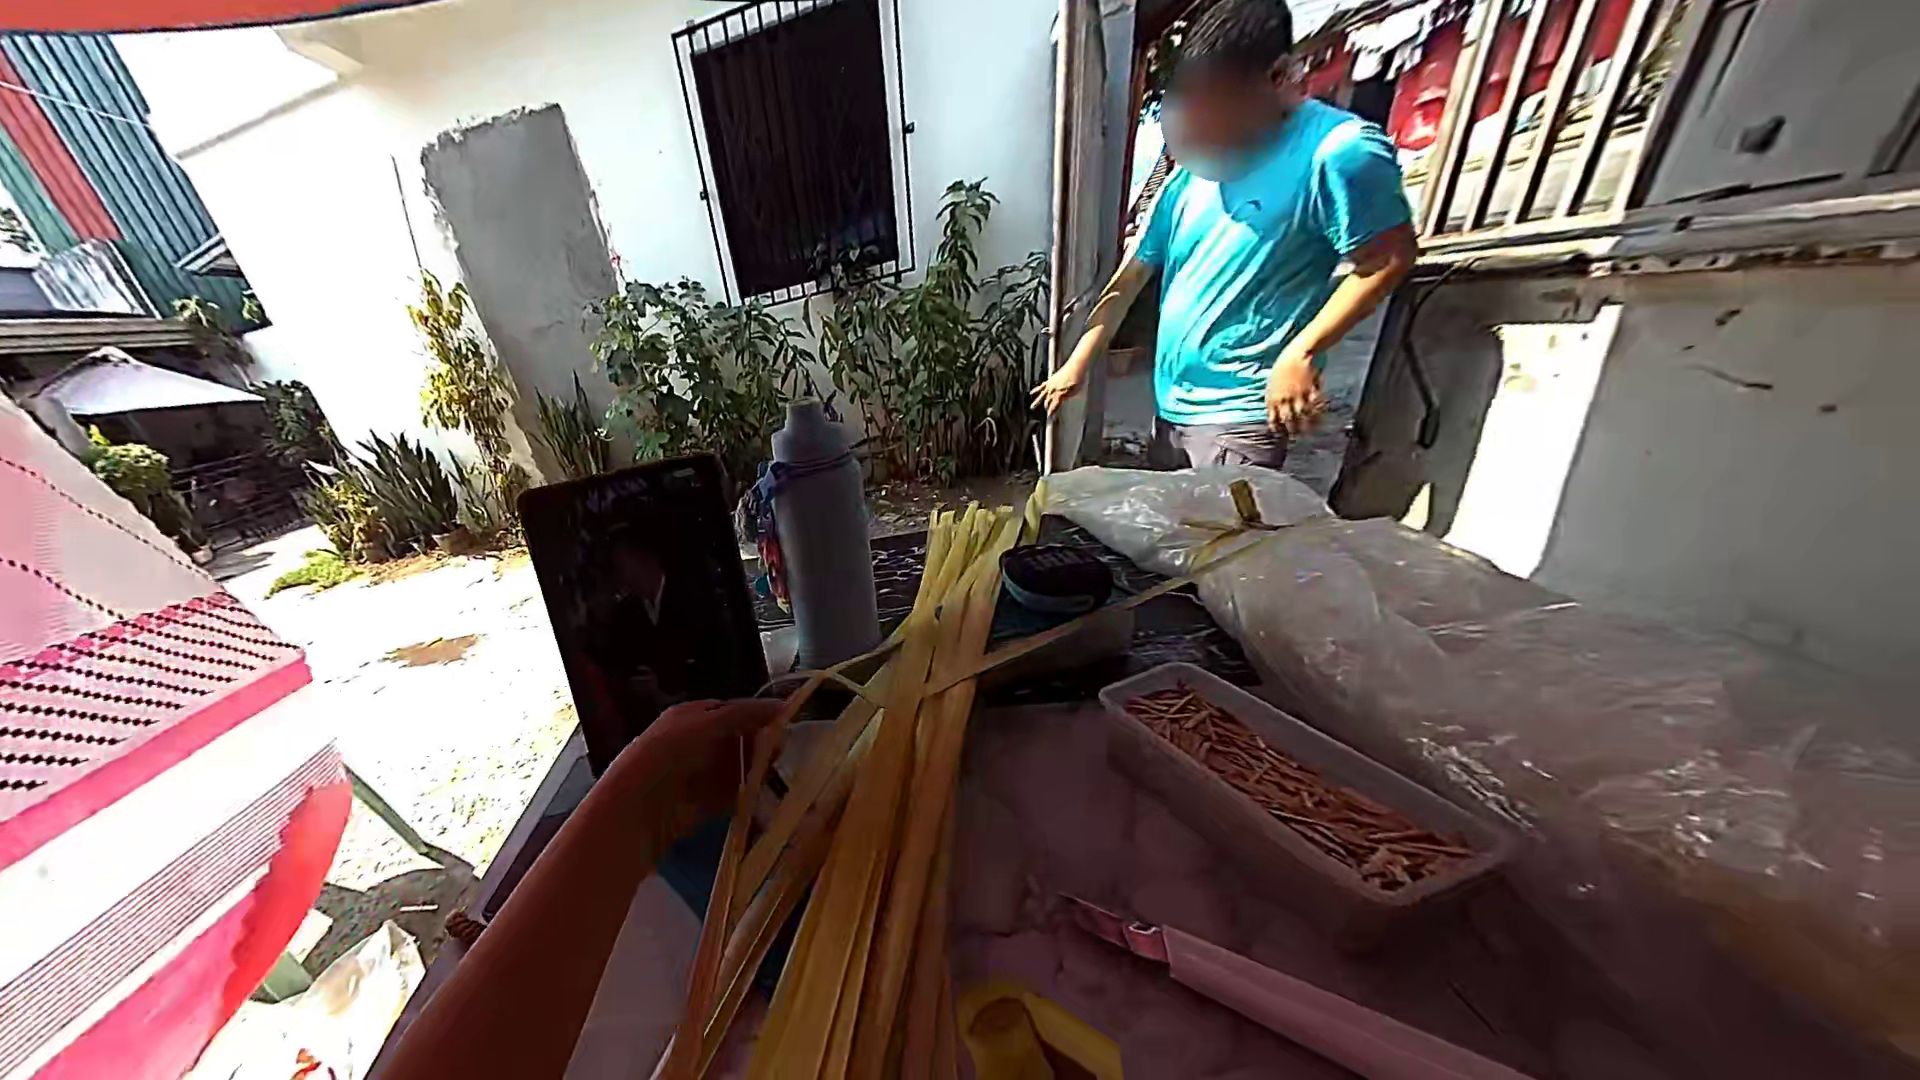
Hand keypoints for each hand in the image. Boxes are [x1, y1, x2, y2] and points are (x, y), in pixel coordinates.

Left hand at [612, 698, 784, 840]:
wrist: (636, 808)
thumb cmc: (671, 752)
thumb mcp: (708, 721)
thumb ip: (745, 713)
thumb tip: (782, 705)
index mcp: (692, 716)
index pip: (734, 710)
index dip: (759, 715)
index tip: (787, 722)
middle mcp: (695, 742)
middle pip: (738, 739)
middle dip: (761, 744)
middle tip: (785, 749)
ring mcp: (698, 774)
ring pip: (738, 767)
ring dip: (758, 770)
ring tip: (780, 771)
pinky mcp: (702, 804)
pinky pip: (733, 795)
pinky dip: (749, 795)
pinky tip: (766, 794)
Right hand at [1030, 364, 1086, 414]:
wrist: (1075, 366)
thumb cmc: (1077, 379)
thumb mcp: (1075, 391)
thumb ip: (1067, 397)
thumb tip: (1062, 400)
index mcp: (1059, 395)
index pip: (1054, 406)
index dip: (1052, 412)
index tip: (1050, 417)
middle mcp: (1053, 390)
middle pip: (1048, 401)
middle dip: (1047, 407)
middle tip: (1047, 412)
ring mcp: (1050, 385)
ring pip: (1042, 395)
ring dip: (1037, 402)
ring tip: (1032, 407)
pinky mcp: (1050, 380)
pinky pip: (1041, 386)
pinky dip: (1036, 390)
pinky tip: (1031, 393)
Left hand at [1266, 349, 1324, 431]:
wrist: (1298, 353)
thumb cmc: (1283, 366)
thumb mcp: (1272, 383)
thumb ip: (1273, 397)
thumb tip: (1273, 410)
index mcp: (1272, 398)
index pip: (1273, 418)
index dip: (1276, 427)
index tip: (1279, 432)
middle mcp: (1284, 399)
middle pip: (1288, 419)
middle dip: (1292, 429)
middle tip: (1296, 435)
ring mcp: (1298, 395)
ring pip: (1302, 415)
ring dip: (1307, 424)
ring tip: (1310, 430)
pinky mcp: (1311, 389)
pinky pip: (1315, 405)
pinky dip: (1318, 411)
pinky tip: (1321, 416)